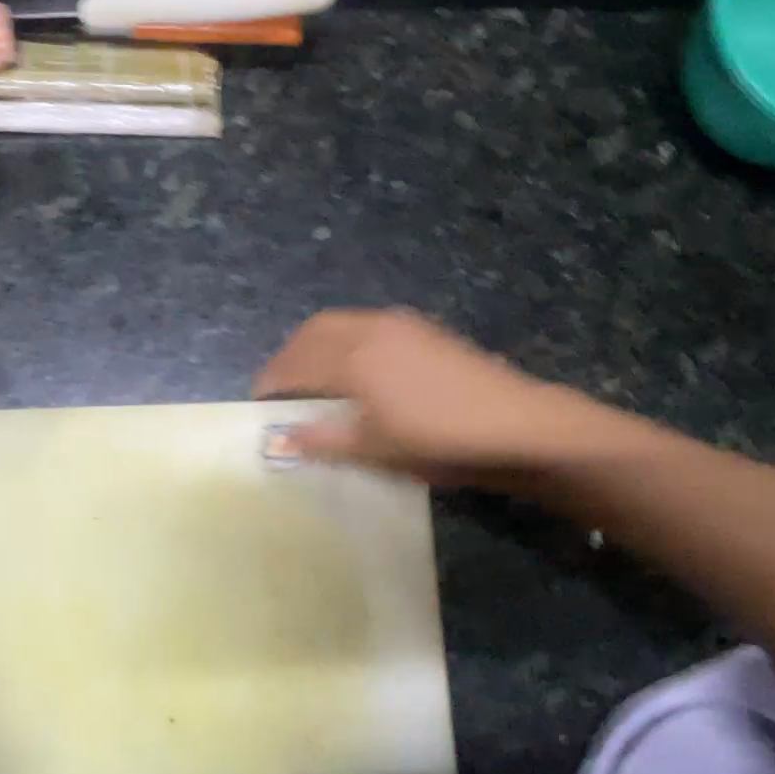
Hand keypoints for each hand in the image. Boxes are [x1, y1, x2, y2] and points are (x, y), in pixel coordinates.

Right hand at [253, 308, 591, 483]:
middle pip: (314, 331)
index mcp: (354, 356)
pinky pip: (368, 325)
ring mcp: (401, 324)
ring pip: (342, 324)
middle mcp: (371, 329)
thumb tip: (279, 440)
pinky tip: (358, 370)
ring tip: (314, 378)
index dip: (272, 381)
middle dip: (290, 355)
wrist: (515, 424)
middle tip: (281, 387)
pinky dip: (346, 341)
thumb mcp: (375, 449)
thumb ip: (323, 439)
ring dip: (318, 345)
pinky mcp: (424, 329)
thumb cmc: (438, 441)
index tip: (259, 403)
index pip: (296, 362)